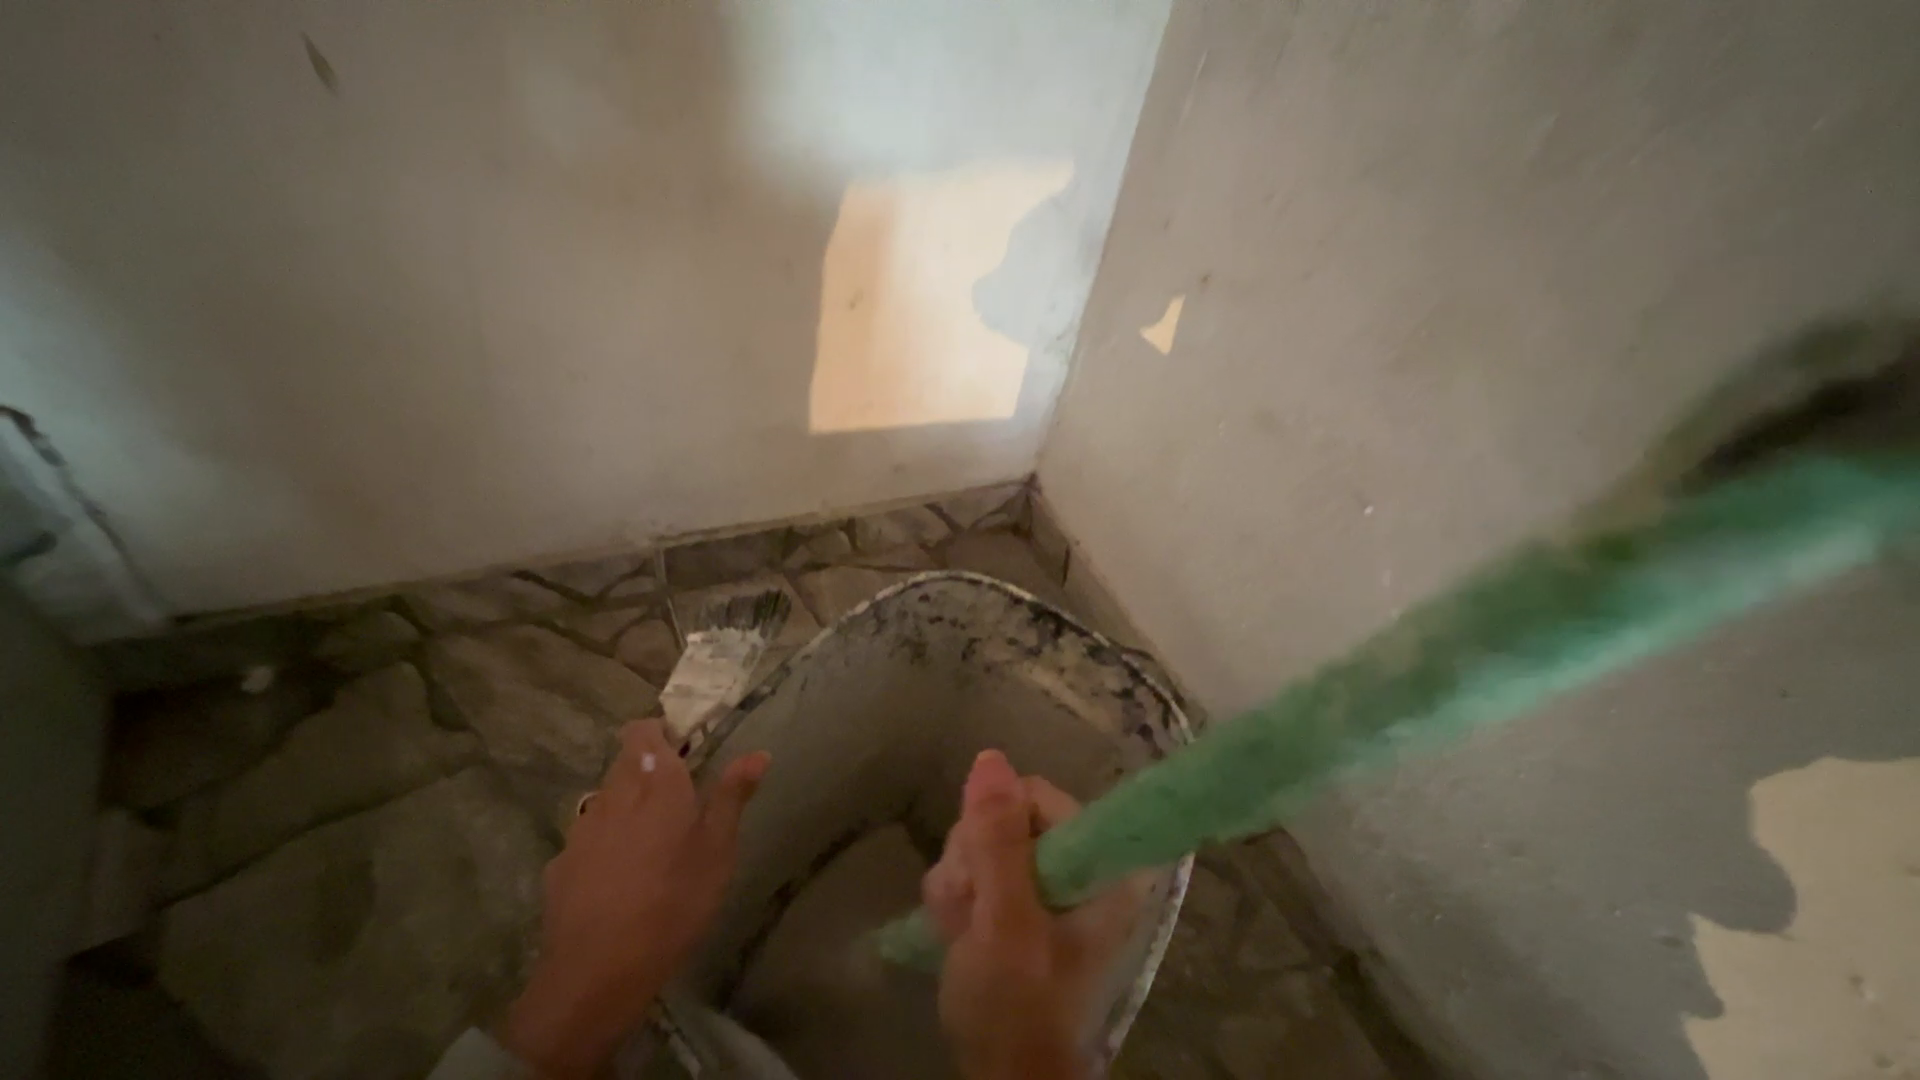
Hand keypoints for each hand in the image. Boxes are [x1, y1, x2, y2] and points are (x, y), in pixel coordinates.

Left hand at [502, 720, 768, 1078]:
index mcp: (655, 782)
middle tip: (679, 803)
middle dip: (648, 772)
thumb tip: (757, 752)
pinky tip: (620, 880)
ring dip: (627, 808)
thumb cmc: (675, 901)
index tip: (684, 752)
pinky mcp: (560, 864)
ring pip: (605, 800)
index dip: (659, 733)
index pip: (642, 730)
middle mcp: (613, 794)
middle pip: (624, 763)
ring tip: (652, 845)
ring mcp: (581, 829)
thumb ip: (732, 796)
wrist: (599, 970)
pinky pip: (588, 839)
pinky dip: (605, 845)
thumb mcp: (719, 849)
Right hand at [923, 751, 1147, 1079]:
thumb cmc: (1015, 1005)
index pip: (1034, 796)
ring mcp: (1046, 882)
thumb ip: (999, 843)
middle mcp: (1077, 863)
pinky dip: (955, 896)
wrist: (999, 1073)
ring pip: (981, 841)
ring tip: (962, 929)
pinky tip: (954, 930)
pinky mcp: (1017, 898)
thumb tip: (991, 758)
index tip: (982, 870)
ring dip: (958, 882)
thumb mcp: (1005, 924)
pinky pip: (973, 866)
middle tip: (970, 909)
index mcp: (1097, 863)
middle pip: (1003, 816)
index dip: (997, 826)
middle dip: (971, 861)